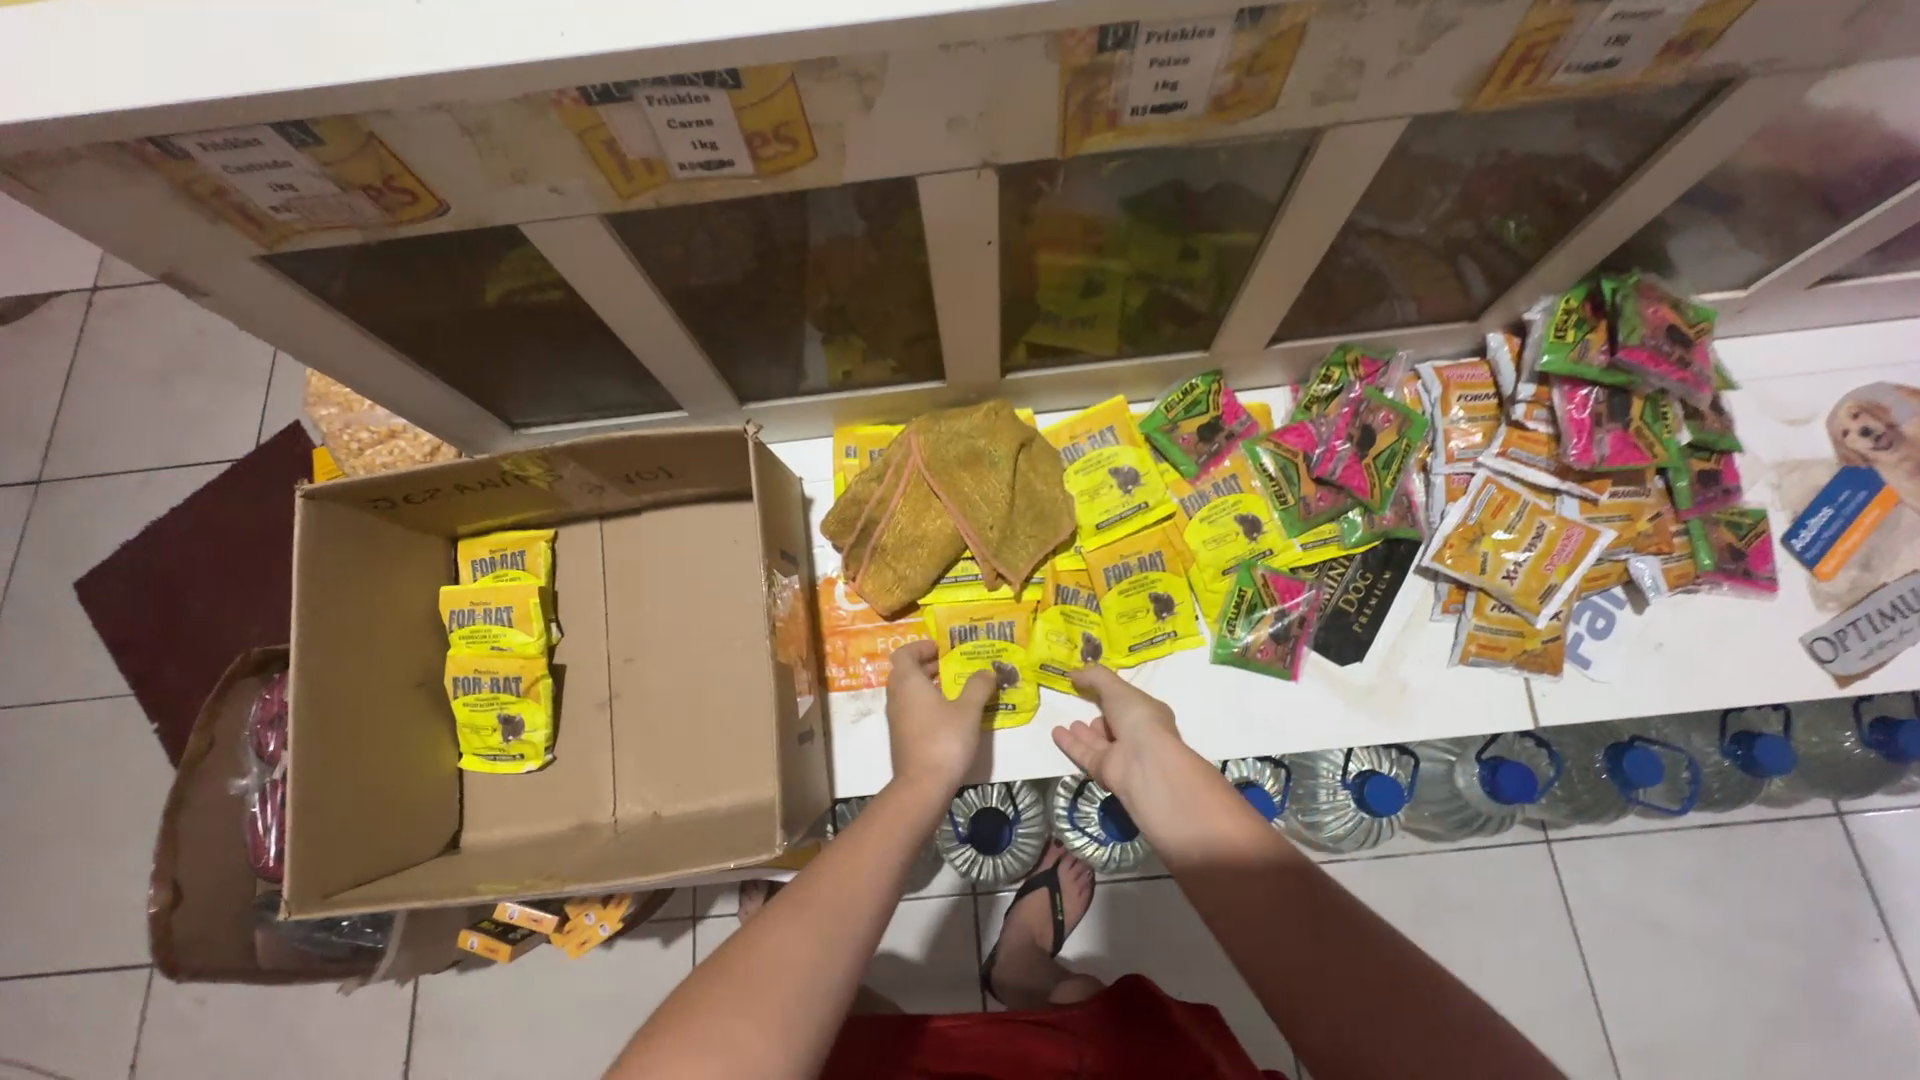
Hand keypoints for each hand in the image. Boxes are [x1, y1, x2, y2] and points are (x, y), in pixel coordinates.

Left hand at [884, 641, 991, 792]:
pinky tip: (950, 713)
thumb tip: (987, 671)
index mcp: (908, 683)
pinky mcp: (902, 736)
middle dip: (927, 665)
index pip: (904, 654)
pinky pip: (911, 709)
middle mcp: (897, 697)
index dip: (921, 647)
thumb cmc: (944, 740)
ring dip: (928, 685)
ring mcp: (897, 719)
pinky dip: (926, 703)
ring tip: (955, 688)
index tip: (942, 649)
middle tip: (952, 666)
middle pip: (905, 672)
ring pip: (908, 692)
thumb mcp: (968, 710)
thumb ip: (978, 686)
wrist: (923, 786)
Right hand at [1053, 664, 1182, 800]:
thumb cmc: (1138, 718)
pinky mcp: (1104, 770)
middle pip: (1116, 723)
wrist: (1144, 763)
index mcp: (1149, 714)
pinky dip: (1070, 743)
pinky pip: (1084, 753)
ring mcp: (1122, 755)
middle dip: (1102, 716)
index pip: (1129, 702)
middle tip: (1084, 707)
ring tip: (1072, 722)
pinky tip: (1056, 732)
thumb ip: (1095, 676)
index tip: (1094, 685)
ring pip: (1099, 741)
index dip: (1114, 694)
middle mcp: (1138, 735)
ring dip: (1085, 732)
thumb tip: (1073, 672)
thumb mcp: (1116, 688)